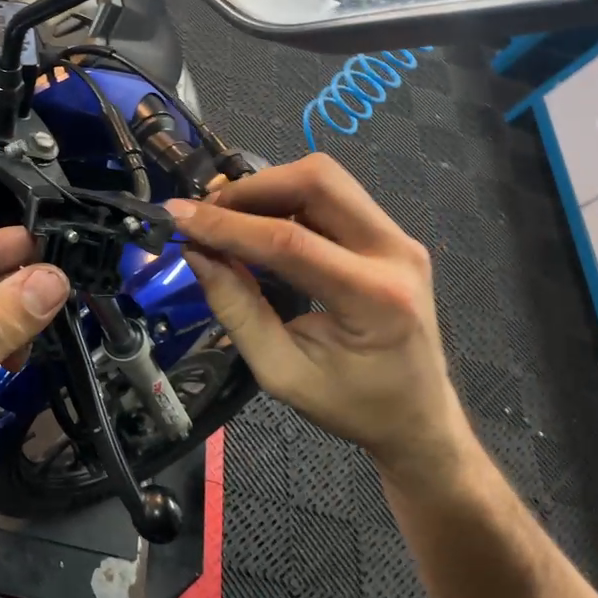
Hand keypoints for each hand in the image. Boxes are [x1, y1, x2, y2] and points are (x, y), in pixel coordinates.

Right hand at [164, 155, 468, 476]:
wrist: (420, 419)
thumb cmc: (352, 405)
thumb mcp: (281, 372)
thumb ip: (237, 309)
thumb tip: (196, 252)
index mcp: (374, 299)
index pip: (288, 240)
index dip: (226, 224)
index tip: (176, 215)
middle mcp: (395, 254)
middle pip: (317, 182)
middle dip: (252, 188)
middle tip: (208, 212)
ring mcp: (399, 238)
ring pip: (325, 178)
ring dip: (268, 187)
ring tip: (229, 216)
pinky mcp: (391, 234)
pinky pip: (333, 194)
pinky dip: (286, 197)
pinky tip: (260, 223)